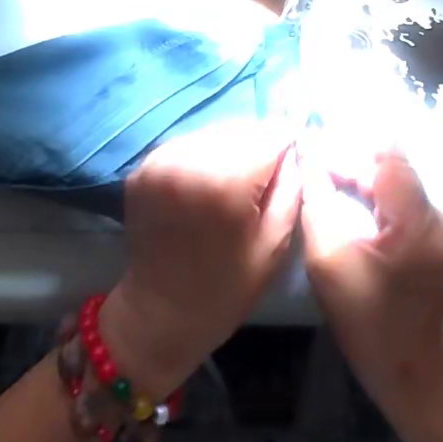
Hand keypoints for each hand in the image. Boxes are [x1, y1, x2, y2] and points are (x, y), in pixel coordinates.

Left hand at [99, 122, 300, 395]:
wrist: (160, 313)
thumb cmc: (227, 286)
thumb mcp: (276, 242)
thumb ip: (292, 184)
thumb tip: (298, 145)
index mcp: (225, 181)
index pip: (272, 134)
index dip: (289, 143)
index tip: (296, 157)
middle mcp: (188, 160)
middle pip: (241, 128)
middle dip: (261, 144)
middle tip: (269, 174)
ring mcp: (160, 161)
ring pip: (214, 132)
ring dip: (233, 147)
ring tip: (240, 180)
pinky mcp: (144, 167)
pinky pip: (189, 144)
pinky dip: (205, 155)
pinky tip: (211, 182)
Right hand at [299, 148, 442, 396]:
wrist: (408, 364)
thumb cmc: (365, 317)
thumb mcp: (328, 260)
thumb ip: (318, 204)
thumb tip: (308, 162)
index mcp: (419, 225)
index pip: (388, 163)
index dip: (349, 154)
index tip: (314, 155)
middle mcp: (441, 219)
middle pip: (393, 172)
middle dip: (352, 166)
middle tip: (313, 168)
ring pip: (398, 183)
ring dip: (362, 180)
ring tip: (325, 179)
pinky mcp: (440, 235)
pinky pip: (403, 200)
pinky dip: (375, 196)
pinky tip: (348, 200)